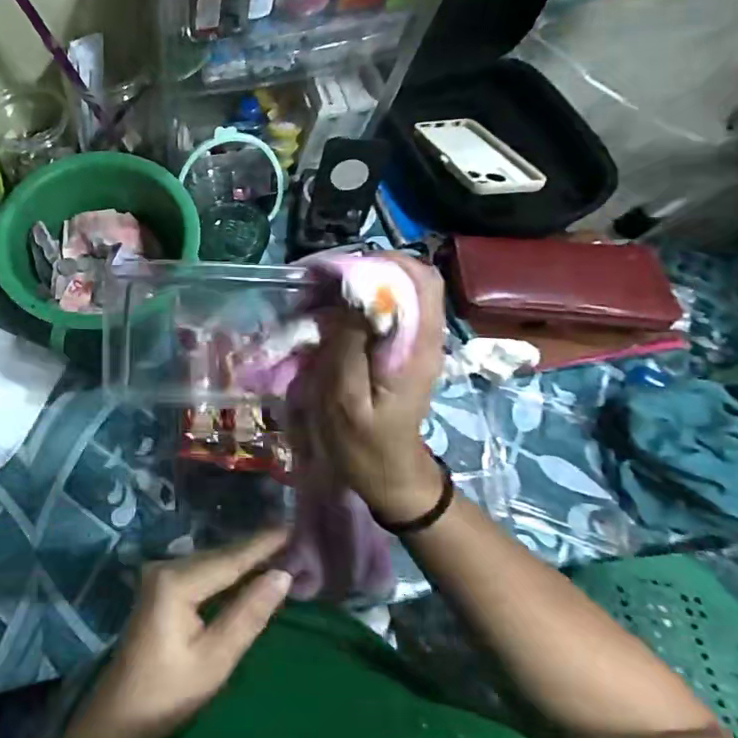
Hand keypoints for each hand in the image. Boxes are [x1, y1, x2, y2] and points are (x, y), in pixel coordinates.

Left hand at [77, 529, 291, 737]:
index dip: (262, 544)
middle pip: (218, 556)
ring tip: (279, 550)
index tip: (292, 526)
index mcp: (175, 581)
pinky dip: (225, 572)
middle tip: (293, 538)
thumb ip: (248, 613)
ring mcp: (158, 576)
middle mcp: (164, 567)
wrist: (122, 711)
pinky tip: (247, 571)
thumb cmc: (170, 691)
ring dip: (241, 559)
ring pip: (209, 562)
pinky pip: (199, 573)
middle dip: (254, 549)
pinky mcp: (159, 588)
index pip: (228, 559)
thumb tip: (282, 576)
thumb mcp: (217, 657)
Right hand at [298, 253, 446, 525]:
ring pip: (394, 292)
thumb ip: (348, 344)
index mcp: (417, 345)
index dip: (382, 262)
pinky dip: (352, 304)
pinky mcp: (397, 349)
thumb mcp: (345, 397)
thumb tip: (348, 297)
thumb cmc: (363, 442)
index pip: (420, 280)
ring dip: (355, 286)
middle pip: (407, 278)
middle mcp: (423, 336)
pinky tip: (323, 315)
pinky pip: (381, 311)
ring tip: (314, 295)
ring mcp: (412, 342)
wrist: (386, 475)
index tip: (337, 270)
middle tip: (319, 281)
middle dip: (363, 269)